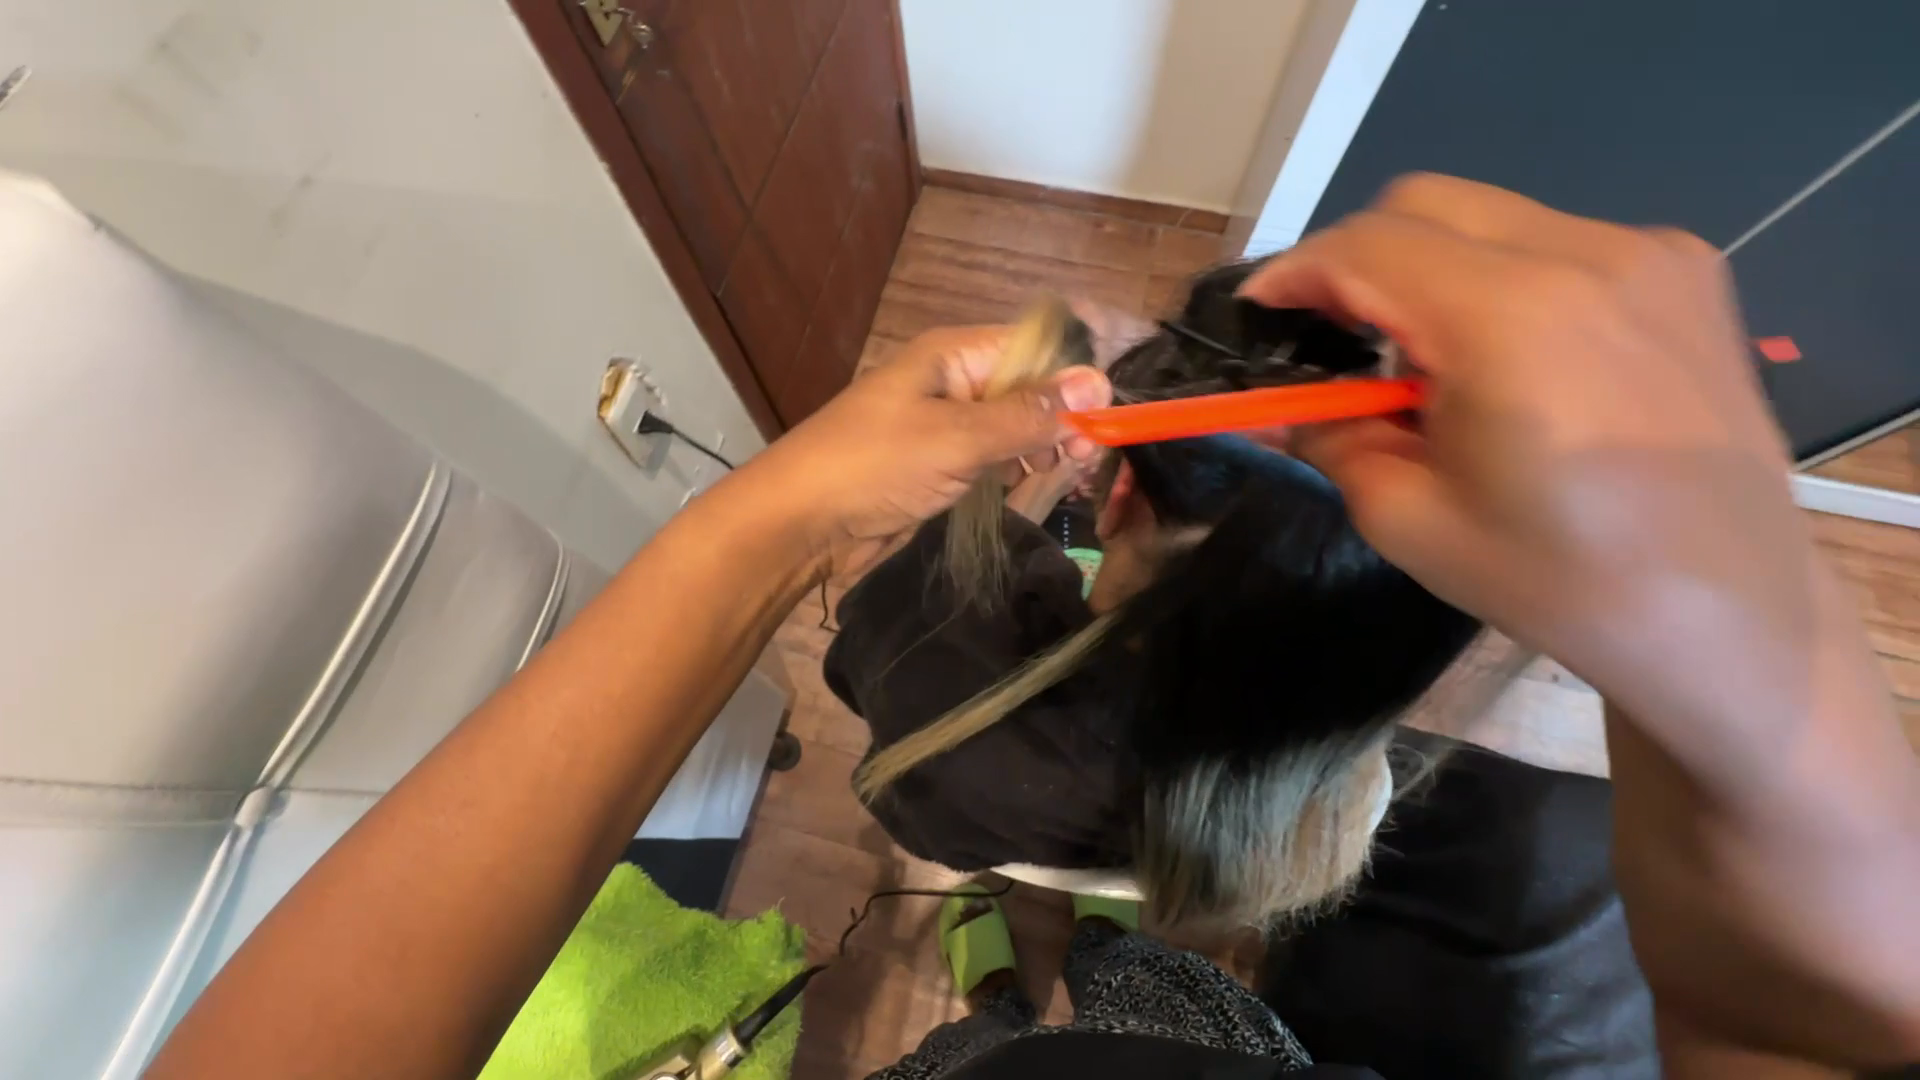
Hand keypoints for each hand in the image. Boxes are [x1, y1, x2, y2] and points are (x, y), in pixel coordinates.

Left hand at [738, 326, 1110, 579]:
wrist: (802, 523)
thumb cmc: (874, 465)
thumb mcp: (956, 437)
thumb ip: (1027, 415)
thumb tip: (1099, 384)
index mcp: (954, 355)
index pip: (1036, 347)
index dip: (1078, 374)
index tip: (1113, 414)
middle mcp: (955, 382)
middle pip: (1030, 387)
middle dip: (1066, 416)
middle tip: (1092, 457)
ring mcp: (948, 426)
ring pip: (1016, 426)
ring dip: (1048, 445)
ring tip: (1076, 474)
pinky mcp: (942, 465)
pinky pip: (996, 457)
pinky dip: (1022, 468)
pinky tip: (1046, 484)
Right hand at [1241, 174, 1808, 679]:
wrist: (1724, 611)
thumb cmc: (1552, 577)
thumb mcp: (1402, 515)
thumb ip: (1326, 435)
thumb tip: (1275, 404)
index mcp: (1510, 319)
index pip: (1368, 247)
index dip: (1294, 271)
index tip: (1256, 310)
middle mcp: (1586, 257)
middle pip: (1420, 204)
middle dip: (1348, 259)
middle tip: (1321, 332)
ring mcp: (1647, 256)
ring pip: (1480, 217)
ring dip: (1415, 269)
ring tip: (1406, 358)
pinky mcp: (1681, 273)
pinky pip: (1543, 240)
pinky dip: (1481, 277)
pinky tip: (1486, 355)